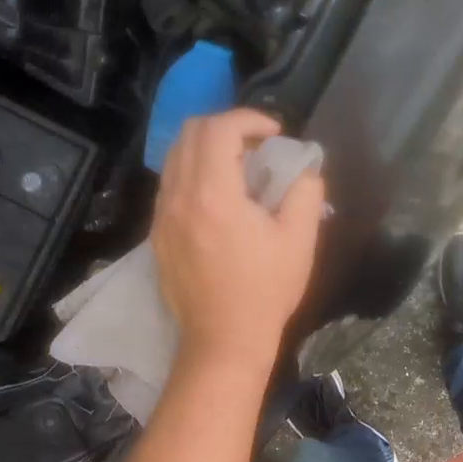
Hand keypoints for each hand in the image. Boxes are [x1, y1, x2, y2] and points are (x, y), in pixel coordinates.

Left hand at [150, 109, 326, 371]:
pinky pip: (170, 183)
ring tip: (239, 168)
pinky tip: (220, 197)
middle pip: (190, 132)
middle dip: (227, 127)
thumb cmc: (265, 291)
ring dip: (207, 148)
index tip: (276, 134)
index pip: (219, 129)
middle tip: (258, 146)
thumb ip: (305, 191)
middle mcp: (179, 197)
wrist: (222, 342)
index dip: (250, 119)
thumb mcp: (299, 239)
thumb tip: (304, 168)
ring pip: (175, 155)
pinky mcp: (157, 234)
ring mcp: (162, 216)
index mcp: (213, 194)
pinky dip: (193, 172)